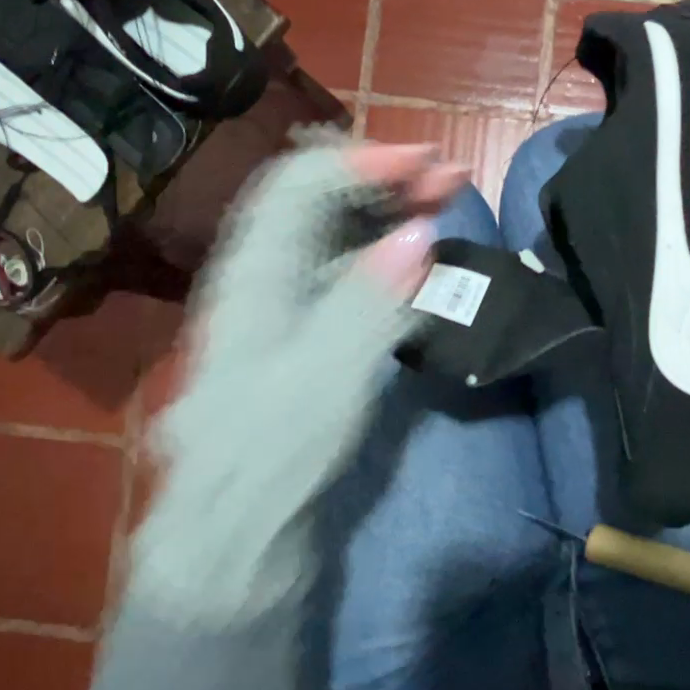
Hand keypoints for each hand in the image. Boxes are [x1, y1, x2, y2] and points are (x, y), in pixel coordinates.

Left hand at [132, 138, 463, 617]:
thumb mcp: (326, 375)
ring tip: (447, 201)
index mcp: (255, 270)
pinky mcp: (308, 332)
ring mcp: (286, 303)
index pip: (303, 183)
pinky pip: (349, 271)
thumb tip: (419, 233)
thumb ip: (371, 300)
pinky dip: (387, 252)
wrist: (237, 528)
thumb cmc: (273, 450)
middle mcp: (266, 273)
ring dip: (391, 210)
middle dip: (386, 179)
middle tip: (452, 177)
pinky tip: (420, 258)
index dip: (362, 160)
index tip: (425, 165)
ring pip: (338, 233)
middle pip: (323, 200)